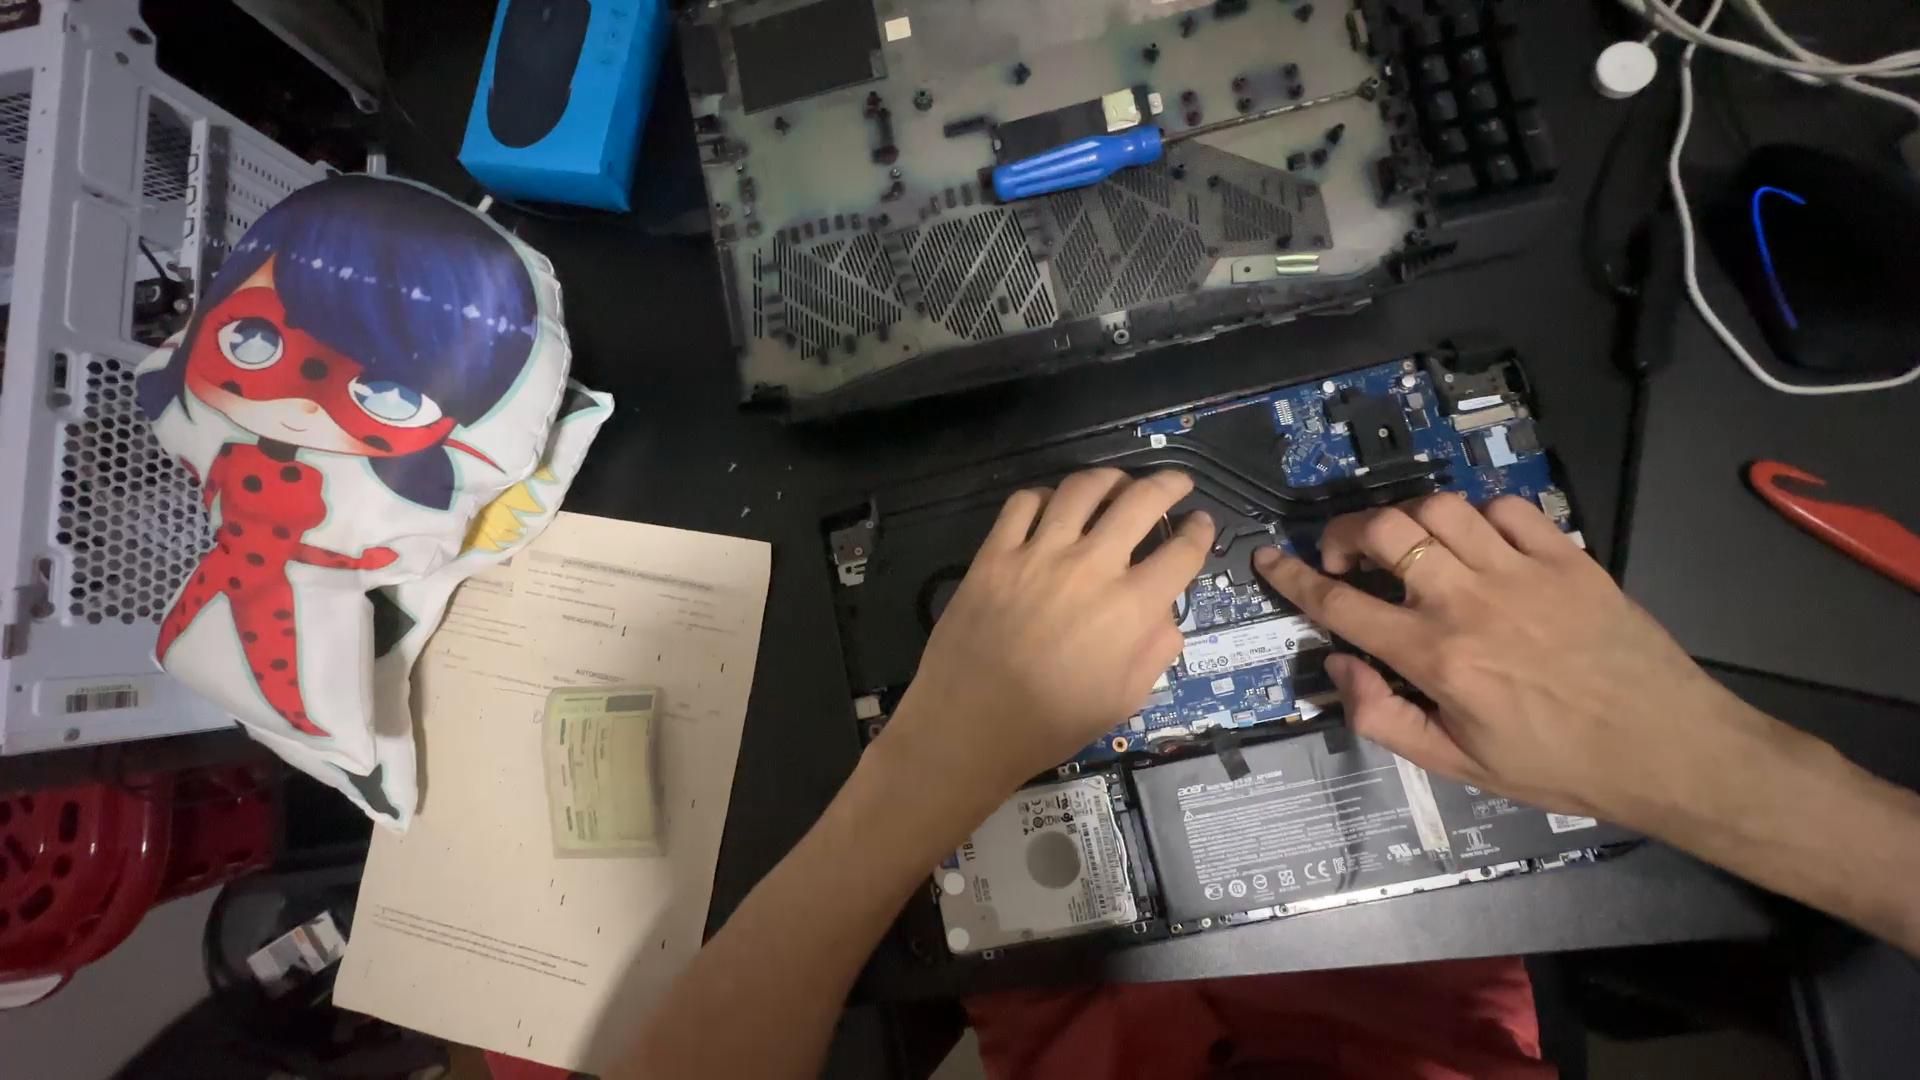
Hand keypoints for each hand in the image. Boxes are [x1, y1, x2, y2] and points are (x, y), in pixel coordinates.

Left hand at [880, 469, 1211, 802]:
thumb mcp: (1124, 701)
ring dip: (1109, 478)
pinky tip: (1051, 506)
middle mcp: (1089, 567)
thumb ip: (1155, 650)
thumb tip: (1164, 613)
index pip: (1181, 552)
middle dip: (1169, 484)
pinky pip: (1022, 503)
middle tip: (1176, 482)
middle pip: (1140, 501)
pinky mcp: (994, 554)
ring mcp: (1037, 554)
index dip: (1199, 532)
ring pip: (1081, 489)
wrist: (968, 725)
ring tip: (1118, 482)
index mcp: (1130, 607)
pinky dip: (1044, 495)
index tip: (1201, 524)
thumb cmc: (1050, 724)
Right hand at [1254, 492, 1771, 826]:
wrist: (1677, 754)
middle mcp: (1468, 603)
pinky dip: (1474, 516)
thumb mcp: (1453, 763)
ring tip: (1406, 544)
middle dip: (1345, 533)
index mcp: (1435, 656)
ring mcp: (1522, 573)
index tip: (1269, 558)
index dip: (1292, 577)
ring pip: (1438, 508)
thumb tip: (1337, 665)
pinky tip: (1473, 543)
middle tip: (1347, 557)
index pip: (1339, 604)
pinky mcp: (1569, 558)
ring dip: (1405, 519)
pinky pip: (1505, 508)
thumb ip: (1379, 716)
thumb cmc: (1555, 765)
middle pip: (1384, 531)